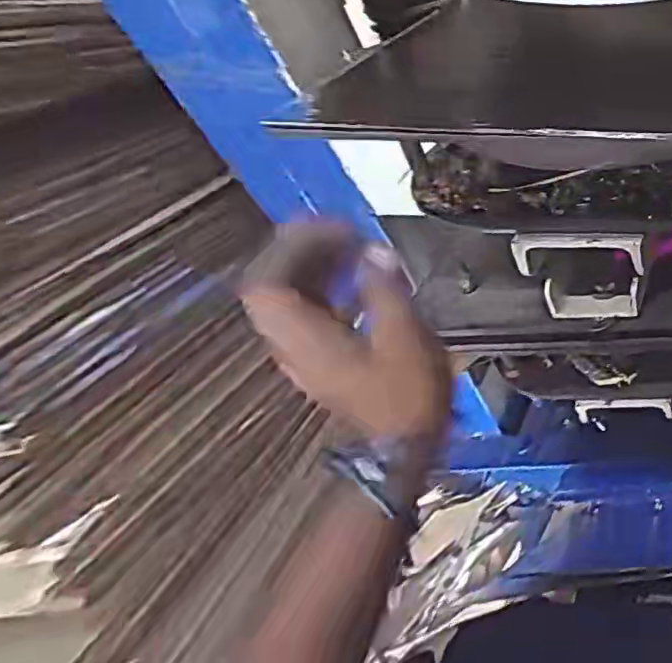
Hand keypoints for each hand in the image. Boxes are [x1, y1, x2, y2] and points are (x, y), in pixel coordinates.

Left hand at [239, 222, 452, 443]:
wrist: (403, 445)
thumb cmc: (404, 391)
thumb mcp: (403, 333)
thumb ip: (384, 289)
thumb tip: (374, 253)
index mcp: (303, 337)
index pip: (267, 282)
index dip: (292, 246)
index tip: (332, 226)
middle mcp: (292, 344)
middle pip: (274, 287)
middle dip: (304, 251)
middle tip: (343, 230)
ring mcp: (304, 355)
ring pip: (291, 300)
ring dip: (316, 268)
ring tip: (354, 247)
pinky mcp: (323, 359)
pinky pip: (311, 312)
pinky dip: (329, 288)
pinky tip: (360, 280)